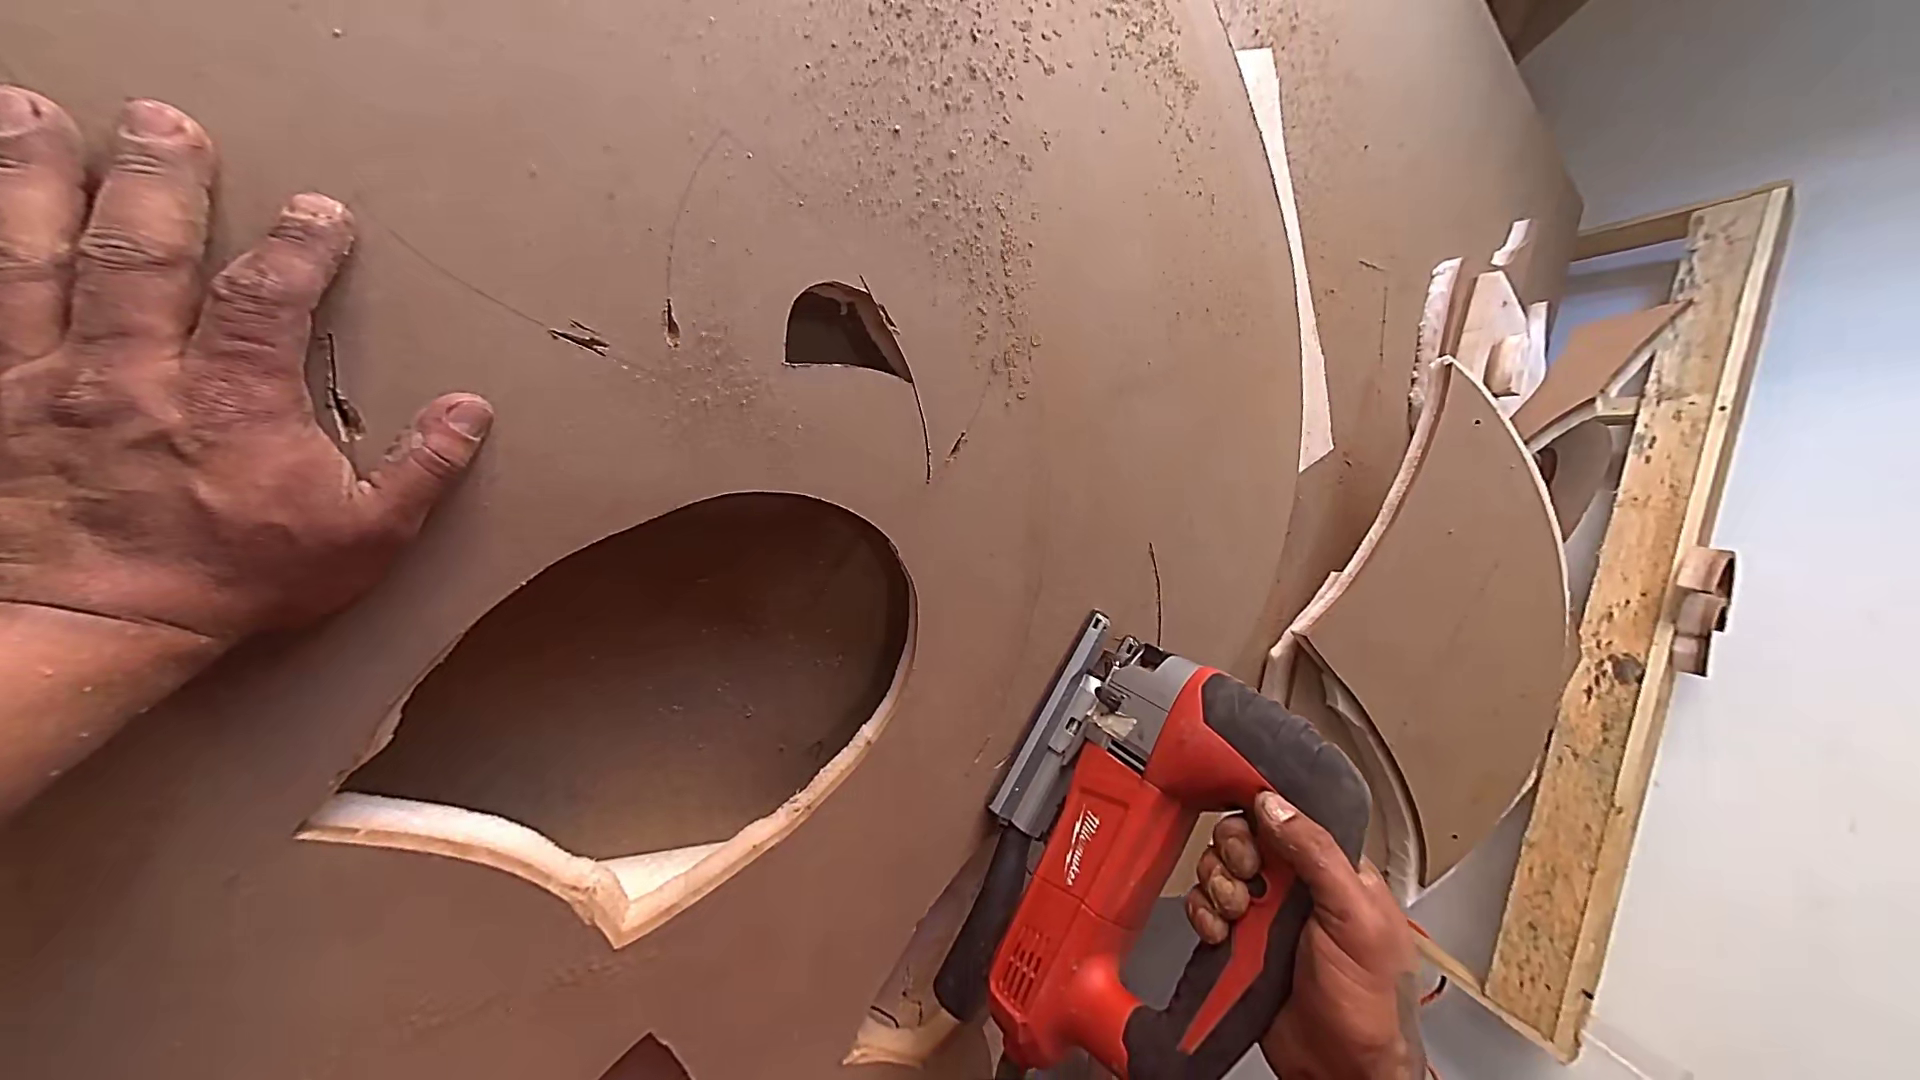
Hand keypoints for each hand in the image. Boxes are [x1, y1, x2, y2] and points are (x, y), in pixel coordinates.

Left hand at [0, 87, 490, 642]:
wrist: (101, 625)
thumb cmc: (248, 576)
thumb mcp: (372, 532)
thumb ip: (425, 467)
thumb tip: (470, 410)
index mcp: (236, 404)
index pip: (266, 302)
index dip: (297, 249)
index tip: (320, 211)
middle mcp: (133, 374)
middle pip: (139, 256)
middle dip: (156, 181)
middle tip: (166, 122)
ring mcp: (45, 379)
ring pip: (30, 260)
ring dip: (32, 182)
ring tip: (32, 114)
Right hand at [1185, 792, 1421, 1078]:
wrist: (1340, 1071)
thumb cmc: (1371, 1004)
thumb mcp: (1356, 918)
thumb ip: (1317, 854)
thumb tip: (1273, 804)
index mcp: (1331, 868)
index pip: (1283, 816)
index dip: (1258, 816)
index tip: (1253, 836)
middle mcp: (1293, 883)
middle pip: (1241, 837)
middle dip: (1233, 854)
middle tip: (1248, 879)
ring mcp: (1264, 909)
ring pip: (1217, 867)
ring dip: (1217, 886)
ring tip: (1238, 915)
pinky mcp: (1237, 936)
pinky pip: (1203, 905)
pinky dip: (1203, 914)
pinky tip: (1221, 933)